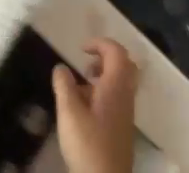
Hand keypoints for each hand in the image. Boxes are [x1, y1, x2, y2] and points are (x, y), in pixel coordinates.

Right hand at [52, 39, 138, 172]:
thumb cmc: (88, 145)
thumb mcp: (69, 113)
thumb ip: (64, 86)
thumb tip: (61, 67)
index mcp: (116, 87)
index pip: (116, 52)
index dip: (100, 43)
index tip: (80, 49)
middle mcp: (126, 96)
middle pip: (125, 65)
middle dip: (105, 57)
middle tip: (86, 65)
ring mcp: (126, 113)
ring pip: (121, 82)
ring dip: (103, 76)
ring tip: (81, 87)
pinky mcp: (122, 127)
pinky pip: (118, 98)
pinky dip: (104, 92)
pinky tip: (85, 108)